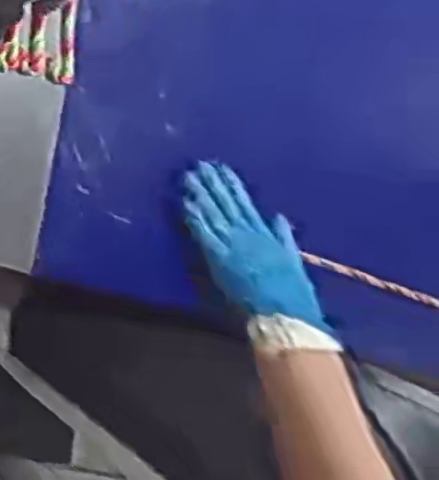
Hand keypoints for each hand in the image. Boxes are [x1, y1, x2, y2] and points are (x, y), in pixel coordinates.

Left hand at [182, 162, 330, 332]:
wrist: (287, 315)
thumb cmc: (293, 291)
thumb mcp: (293, 260)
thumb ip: (284, 237)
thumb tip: (279, 216)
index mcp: (268, 236)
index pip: (246, 204)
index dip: (233, 186)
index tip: (222, 169)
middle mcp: (250, 235)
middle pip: (227, 204)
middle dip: (214, 183)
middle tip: (200, 164)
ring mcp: (234, 244)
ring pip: (214, 213)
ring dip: (201, 194)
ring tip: (189, 176)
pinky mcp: (219, 254)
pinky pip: (204, 231)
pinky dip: (195, 216)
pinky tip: (185, 202)